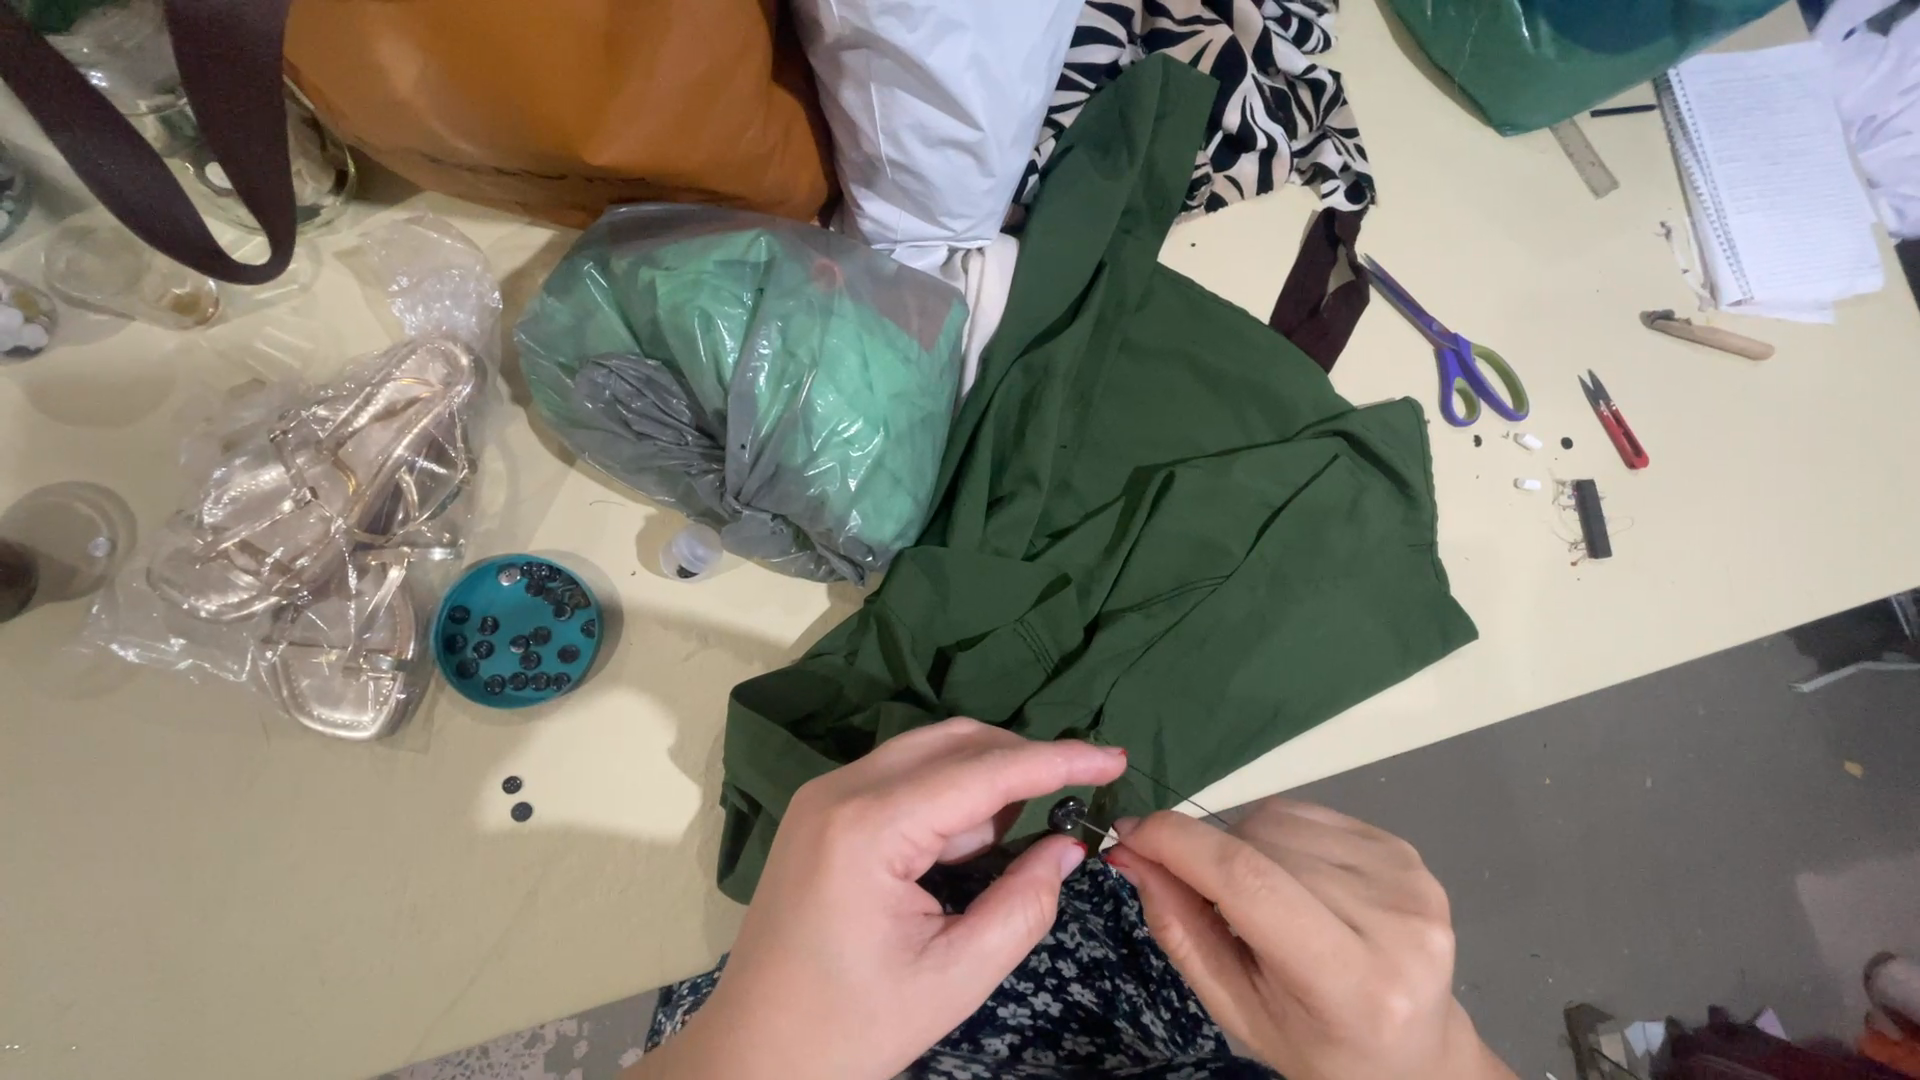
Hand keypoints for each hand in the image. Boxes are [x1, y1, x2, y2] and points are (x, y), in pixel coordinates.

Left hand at [634, 718, 1128, 1079]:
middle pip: (955, 742)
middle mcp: (843, 788)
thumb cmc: (849, 1028)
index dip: (1055, 760)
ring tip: (1027, 827)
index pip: (981, 772)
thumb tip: (1068, 846)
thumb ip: (1021, 905)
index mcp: (869, 827)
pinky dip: (950, 794)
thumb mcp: (952, 979)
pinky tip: (973, 837)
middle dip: (1022, 761)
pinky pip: (904, 776)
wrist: (751, 1053)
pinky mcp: (824, 807)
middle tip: (1078, 793)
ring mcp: (826, 792)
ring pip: (930, 752)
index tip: (1113, 757)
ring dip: (987, 777)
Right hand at [1105, 799, 1513, 1079]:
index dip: (1178, 844)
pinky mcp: (1407, 851)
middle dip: (1208, 854)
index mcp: (1352, 983)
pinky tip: (1293, 878)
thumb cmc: (1312, 1040)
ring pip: (1276, 819)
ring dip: (1243, 843)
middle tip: (1209, 898)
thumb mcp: (1233, 1005)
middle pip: (1257, 844)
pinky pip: (1304, 812)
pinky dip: (1276, 835)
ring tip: (1261, 895)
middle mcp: (1393, 923)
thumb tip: (1128, 849)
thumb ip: (1178, 926)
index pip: (1249, 883)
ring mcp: (1407, 880)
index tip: (1127, 832)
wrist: (1411, 1050)